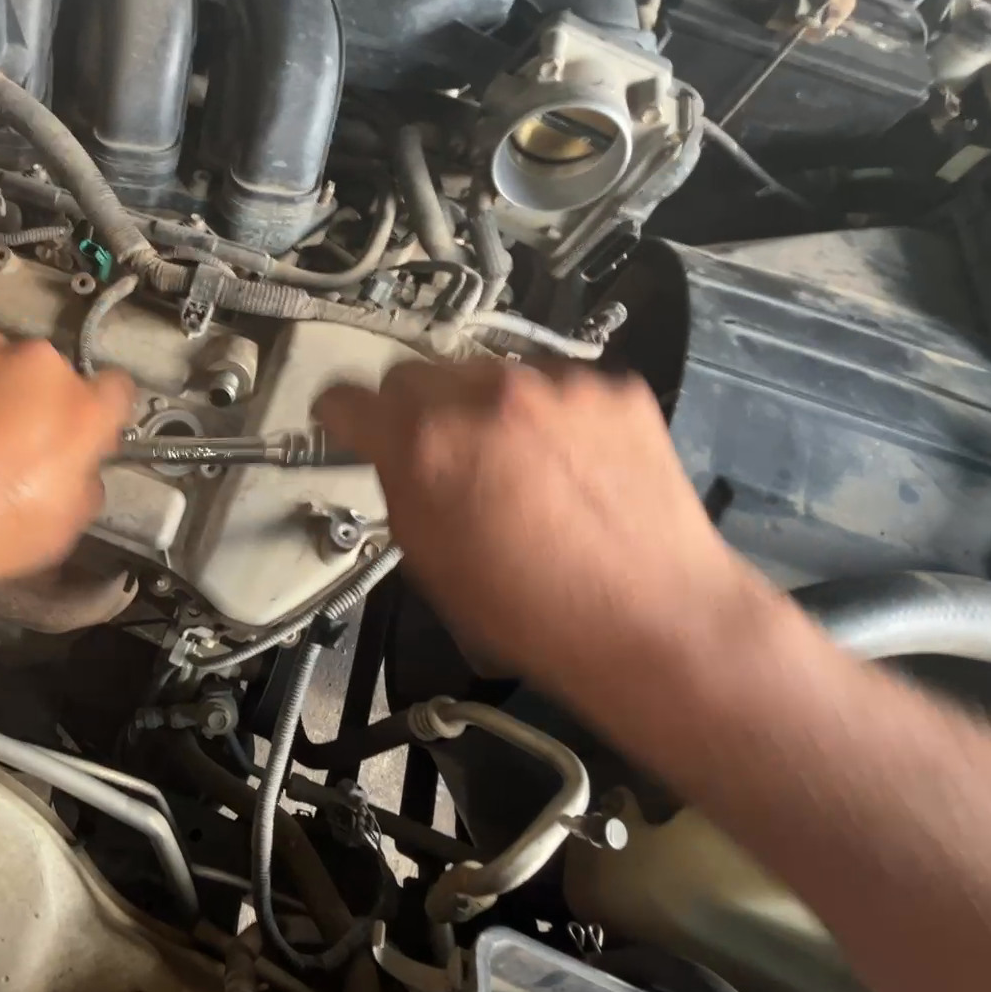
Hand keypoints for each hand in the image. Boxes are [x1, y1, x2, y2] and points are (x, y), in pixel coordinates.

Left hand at [0, 329, 133, 594]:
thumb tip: (81, 480)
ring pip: (4, 370)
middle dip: (41, 414)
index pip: (118, 394)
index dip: (104, 419)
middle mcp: (35, 367)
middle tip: (13, 459)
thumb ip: (85, 492)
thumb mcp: (52, 536)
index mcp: (79, 411)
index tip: (90, 434)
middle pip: (55, 382)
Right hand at [314, 360, 762, 687]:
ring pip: (481, 372)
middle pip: (411, 374)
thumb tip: (392, 457)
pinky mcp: (611, 390)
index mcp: (425, 444)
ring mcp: (554, 388)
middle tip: (427, 450)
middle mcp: (485, 399)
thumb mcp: (423, 554)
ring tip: (502, 463)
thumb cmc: (532, 607)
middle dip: (408, 410)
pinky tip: (555, 463)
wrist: (652, 619)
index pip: (348, 398)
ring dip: (475, 408)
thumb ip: (397, 485)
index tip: (343, 418)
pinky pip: (549, 385)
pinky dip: (539, 414)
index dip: (338, 414)